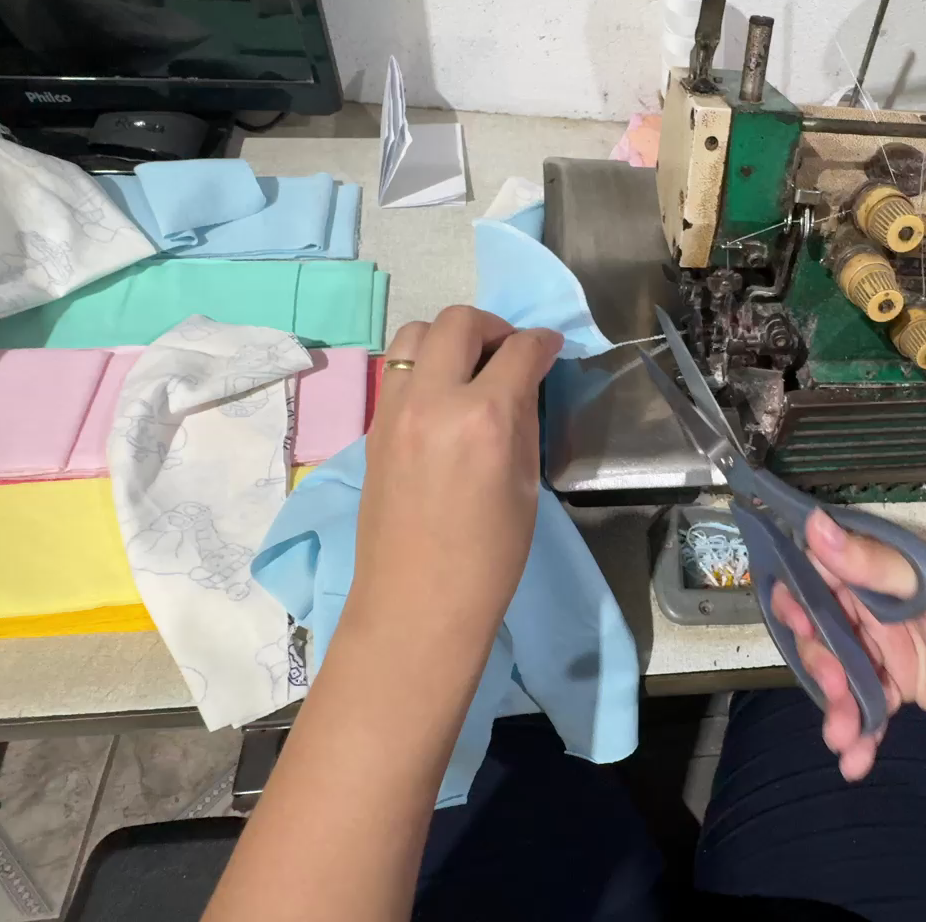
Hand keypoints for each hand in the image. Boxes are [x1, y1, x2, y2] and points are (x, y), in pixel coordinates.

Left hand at [349, 306, 562, 640]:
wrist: (418, 603)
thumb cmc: (490, 555)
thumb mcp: (525, 482)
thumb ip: (521, 420)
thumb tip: (521, 385)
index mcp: (484, 417)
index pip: (519, 350)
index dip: (543, 342)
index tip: (551, 347)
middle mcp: (433, 398)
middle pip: (459, 322)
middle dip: (494, 327)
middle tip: (511, 353)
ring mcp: (394, 410)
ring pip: (414, 333)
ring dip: (449, 338)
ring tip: (470, 367)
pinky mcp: (374, 427)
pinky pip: (396, 369)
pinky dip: (423, 365)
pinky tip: (443, 396)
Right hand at [773, 509, 925, 779]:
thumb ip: (878, 566)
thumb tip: (813, 523)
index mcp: (891, 570)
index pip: (826, 567)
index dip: (800, 589)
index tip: (791, 616)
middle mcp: (882, 604)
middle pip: (824, 624)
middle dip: (820, 659)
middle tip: (836, 688)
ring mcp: (888, 647)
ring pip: (838, 668)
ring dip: (835, 703)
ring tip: (845, 738)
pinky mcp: (897, 687)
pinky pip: (862, 705)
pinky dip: (855, 732)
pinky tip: (855, 761)